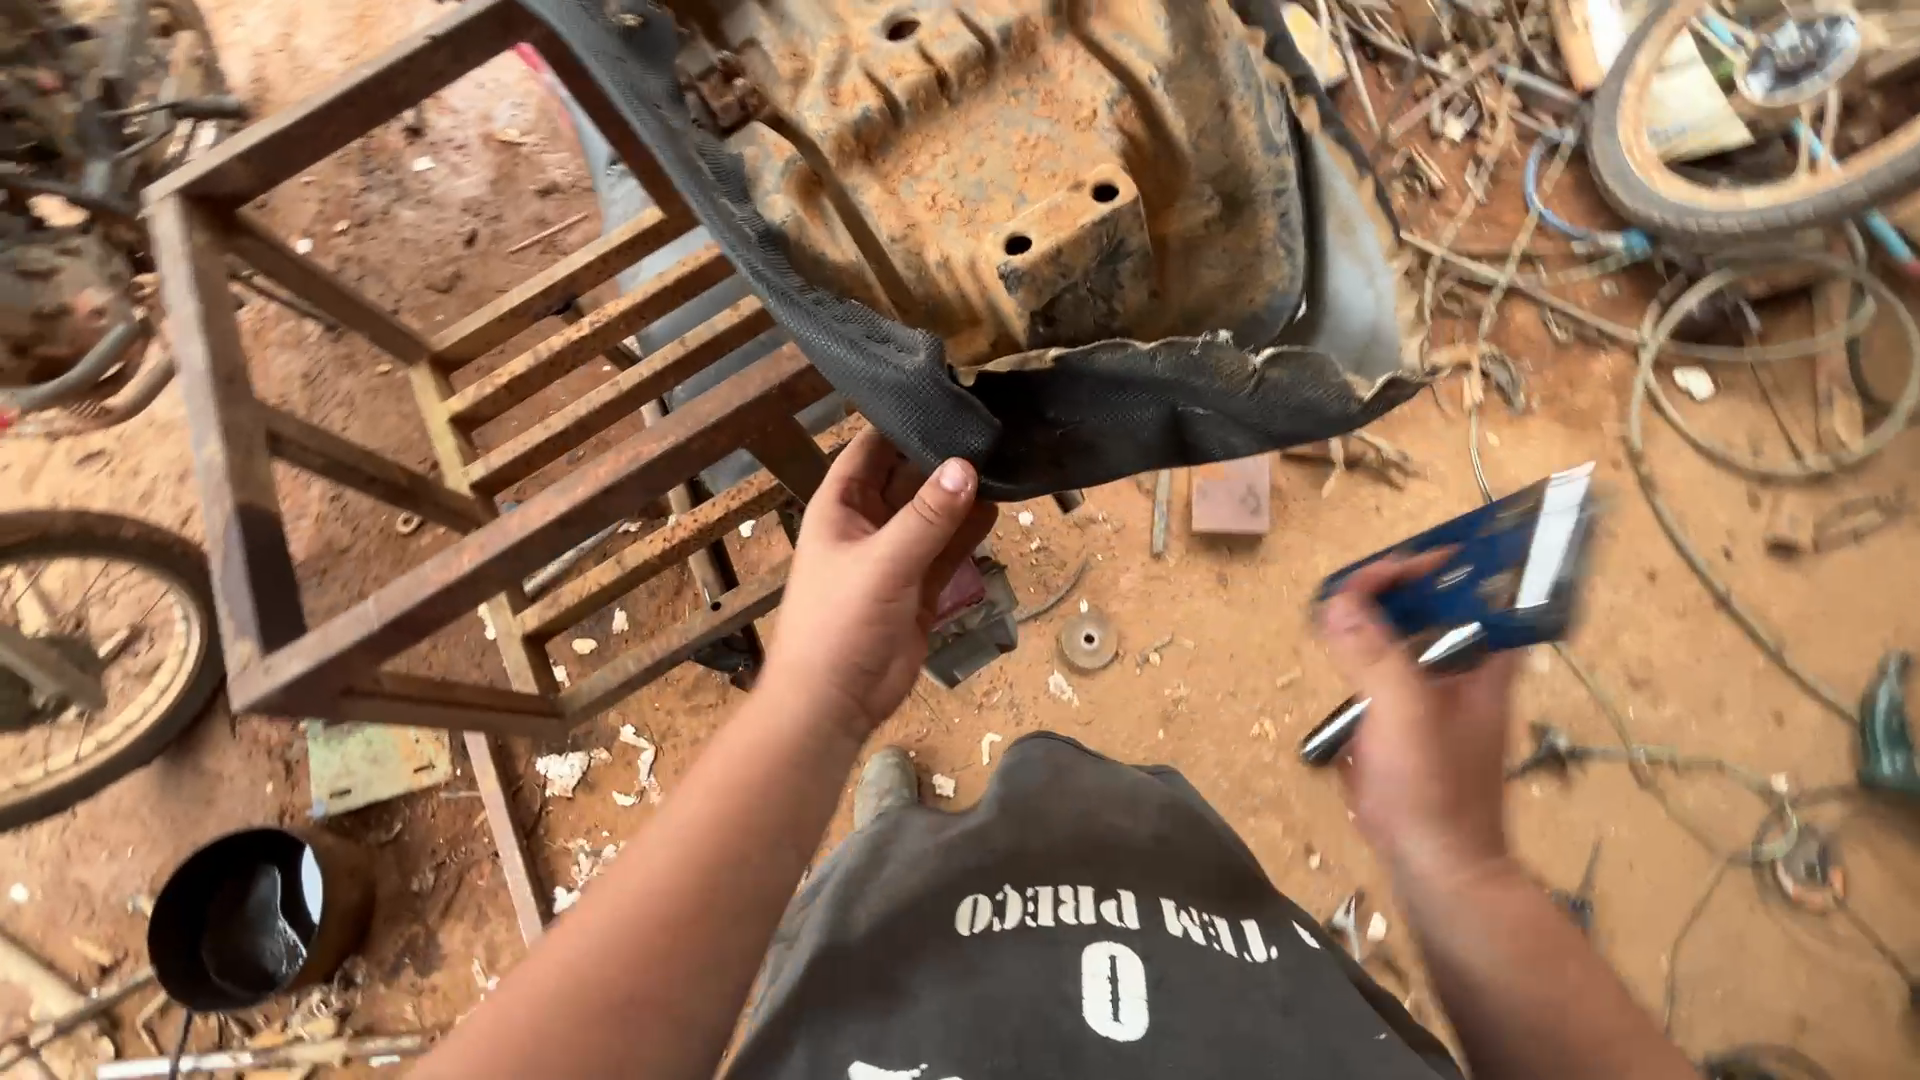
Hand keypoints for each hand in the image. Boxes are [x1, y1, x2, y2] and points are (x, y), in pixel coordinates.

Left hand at [761, 430, 997, 739]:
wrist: (834, 701)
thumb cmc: (840, 623)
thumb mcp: (883, 562)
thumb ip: (926, 517)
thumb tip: (966, 466)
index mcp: (841, 505)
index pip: (871, 448)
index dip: (903, 423)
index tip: (950, 398)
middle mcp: (867, 522)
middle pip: (907, 477)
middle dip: (942, 457)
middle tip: (991, 426)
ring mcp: (895, 555)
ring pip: (932, 513)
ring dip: (960, 493)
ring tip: (1003, 459)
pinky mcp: (919, 585)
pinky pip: (946, 548)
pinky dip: (967, 531)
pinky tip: (996, 506)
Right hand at [1315, 555, 1520, 885]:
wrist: (1433, 865)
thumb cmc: (1432, 787)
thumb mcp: (1404, 712)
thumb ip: (1372, 653)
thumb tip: (1336, 600)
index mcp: (1482, 669)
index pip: (1470, 598)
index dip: (1438, 573)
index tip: (1391, 567)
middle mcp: (1462, 678)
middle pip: (1431, 615)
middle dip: (1391, 593)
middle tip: (1348, 587)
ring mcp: (1432, 703)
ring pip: (1401, 644)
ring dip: (1370, 624)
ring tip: (1334, 611)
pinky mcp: (1402, 726)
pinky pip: (1380, 676)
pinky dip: (1358, 659)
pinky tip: (1336, 656)